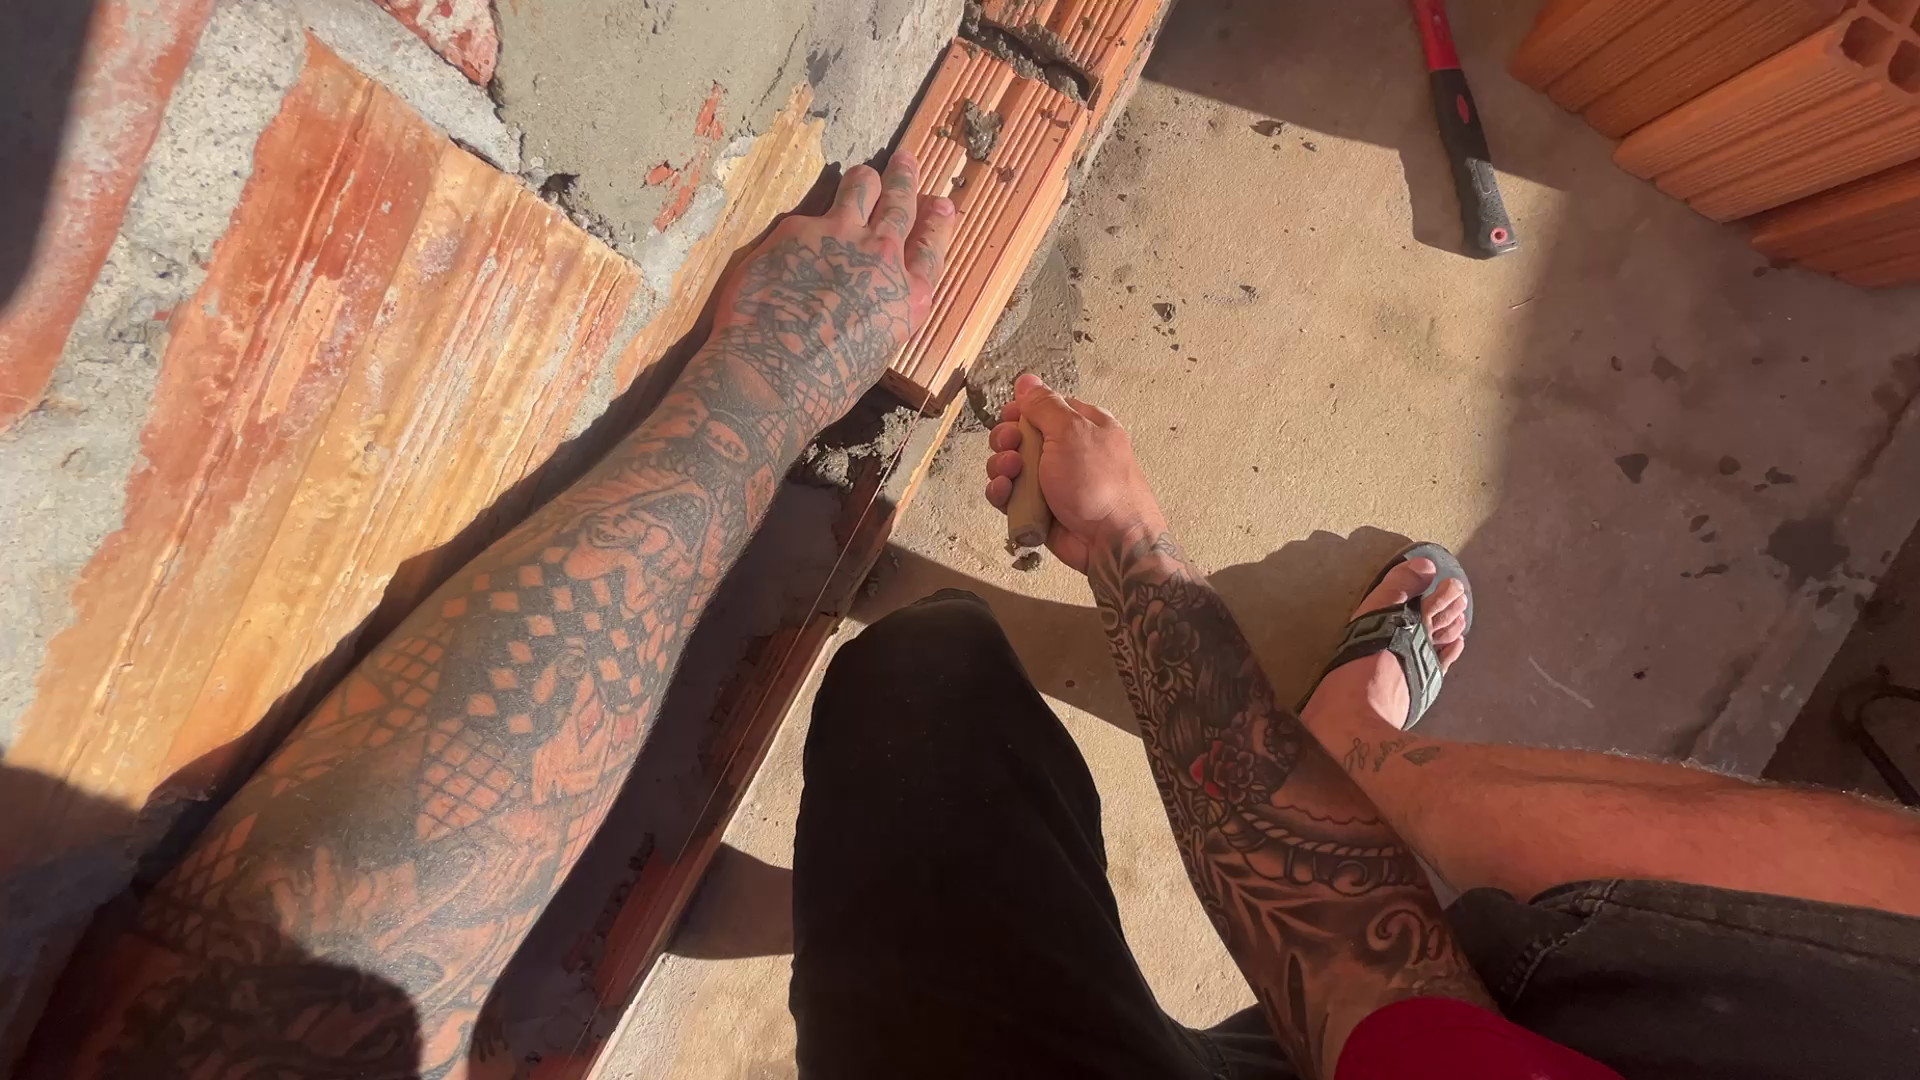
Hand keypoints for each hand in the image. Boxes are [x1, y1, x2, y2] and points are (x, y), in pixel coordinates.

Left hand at [707, 150, 955, 430]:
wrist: (773, 374)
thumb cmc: (824, 386)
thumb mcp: (874, 356)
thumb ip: (879, 317)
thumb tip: (863, 305)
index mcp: (909, 299)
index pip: (930, 249)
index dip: (937, 223)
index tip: (941, 204)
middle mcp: (884, 259)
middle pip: (900, 205)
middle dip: (904, 180)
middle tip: (905, 162)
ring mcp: (842, 235)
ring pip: (861, 187)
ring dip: (864, 179)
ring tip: (863, 175)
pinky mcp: (798, 228)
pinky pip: (811, 210)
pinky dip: (812, 215)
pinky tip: (802, 225)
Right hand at [985, 375, 1166, 571]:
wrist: (1109, 540)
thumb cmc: (1100, 485)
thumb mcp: (1071, 432)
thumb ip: (1045, 405)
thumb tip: (1027, 380)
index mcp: (1081, 426)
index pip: (1041, 408)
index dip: (1020, 412)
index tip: (1011, 419)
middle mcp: (1066, 451)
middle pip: (1019, 436)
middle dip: (1007, 441)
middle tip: (1013, 450)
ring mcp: (1051, 481)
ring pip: (1010, 467)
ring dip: (1001, 468)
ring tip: (1011, 476)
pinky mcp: (1039, 508)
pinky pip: (1010, 496)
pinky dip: (1002, 494)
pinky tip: (1005, 494)